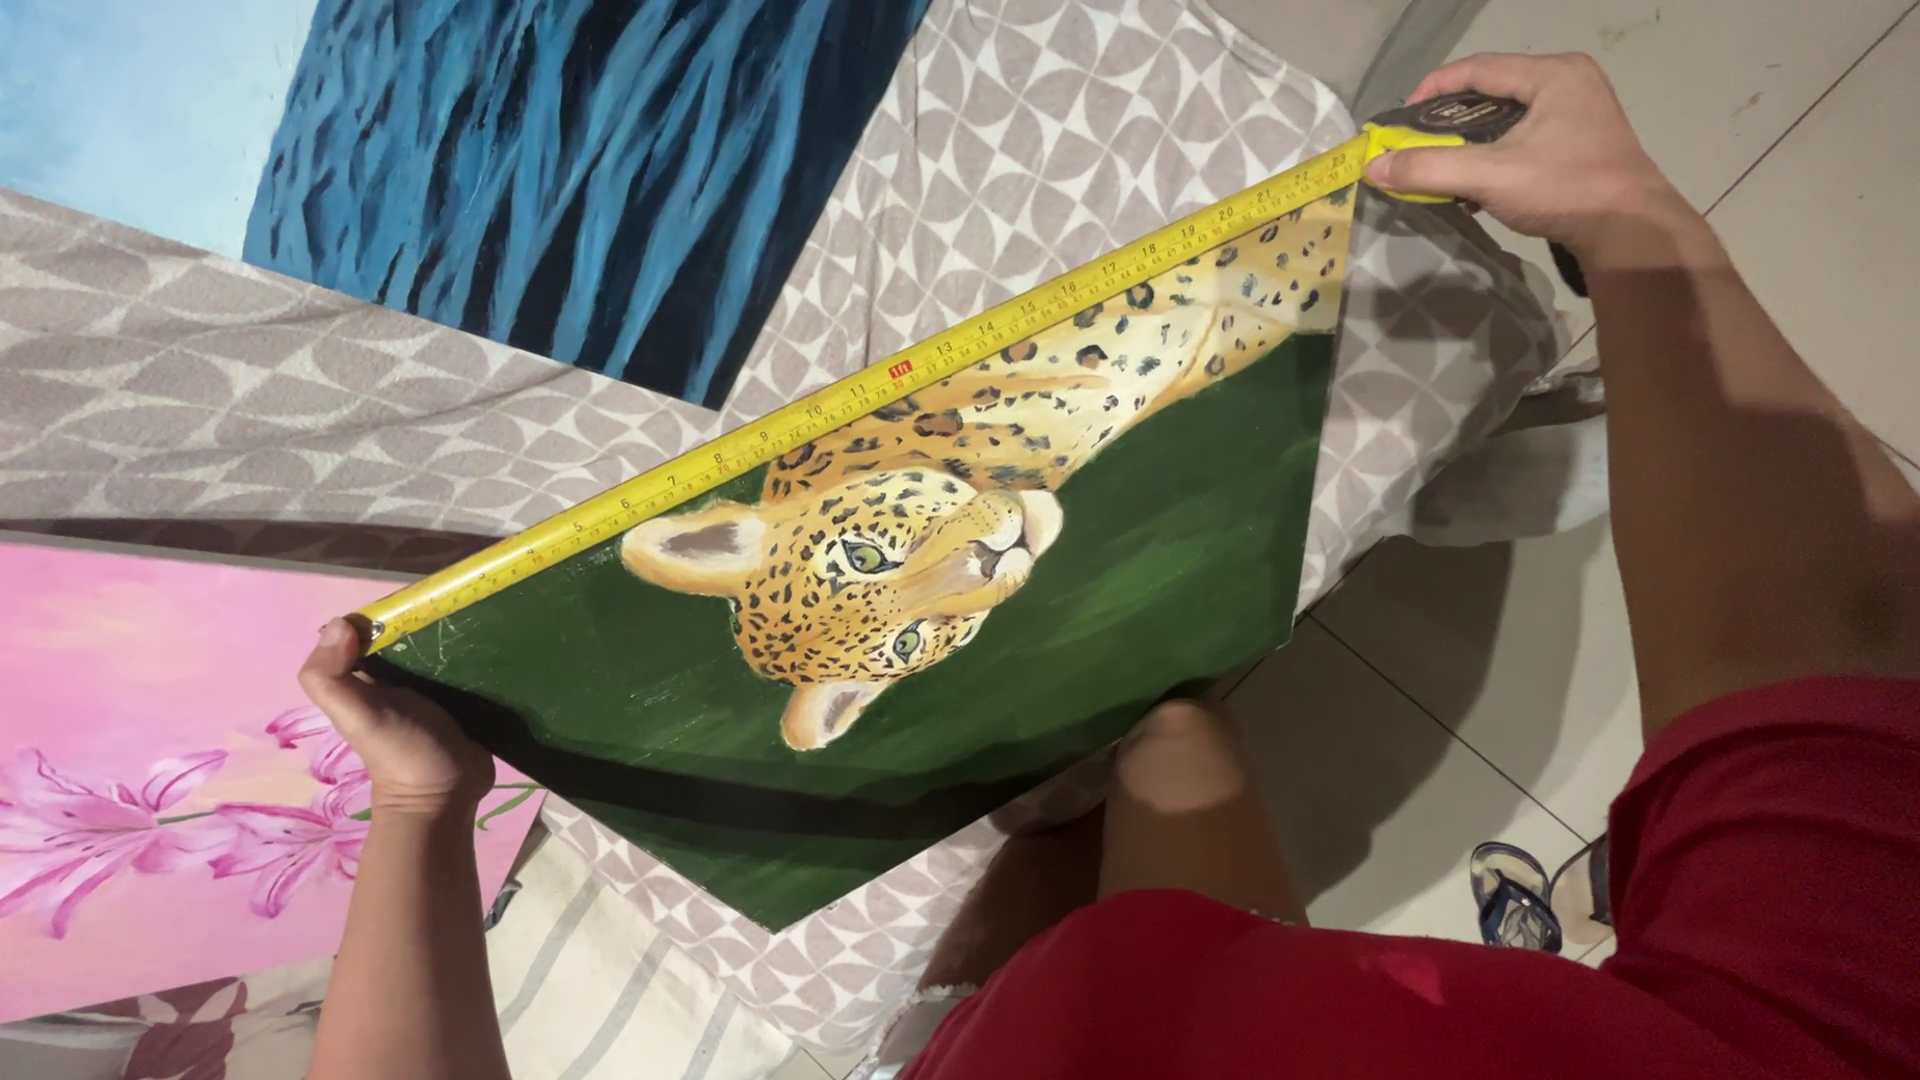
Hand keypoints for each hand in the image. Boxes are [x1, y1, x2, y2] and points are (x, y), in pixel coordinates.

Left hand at [298, 619, 494, 817]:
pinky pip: (471, 664)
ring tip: (488, 617)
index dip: (388, 611)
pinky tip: (499, 642)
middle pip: (411, 634)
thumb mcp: (357, 715)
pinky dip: (481, 652)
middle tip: (464, 604)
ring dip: (460, 632)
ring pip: (443, 647)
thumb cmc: (400, 752)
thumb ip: (332, 677)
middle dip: (431, 617)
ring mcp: (435, 687)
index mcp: (367, 677)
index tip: (422, 598)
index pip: (370, 631)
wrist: (448, 794)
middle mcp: (398, 678)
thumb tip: (340, 623)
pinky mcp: (467, 696)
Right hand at [1365, 52, 1699, 261]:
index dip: (1431, 89)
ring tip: (1435, 166)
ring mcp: (1572, 110)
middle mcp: (1564, 82)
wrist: (1625, 225)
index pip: (1477, 68)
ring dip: (1462, 141)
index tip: (1397, 119)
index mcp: (1551, 75)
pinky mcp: (1571, 139)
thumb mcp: (1489, 176)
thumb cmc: (1563, 188)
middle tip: (1411, 145)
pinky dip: (1484, 155)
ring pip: (1500, 116)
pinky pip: (1514, 136)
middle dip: (1443, 119)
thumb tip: (1374, 166)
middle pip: (1487, 91)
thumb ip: (1429, 168)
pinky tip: (1468, 182)